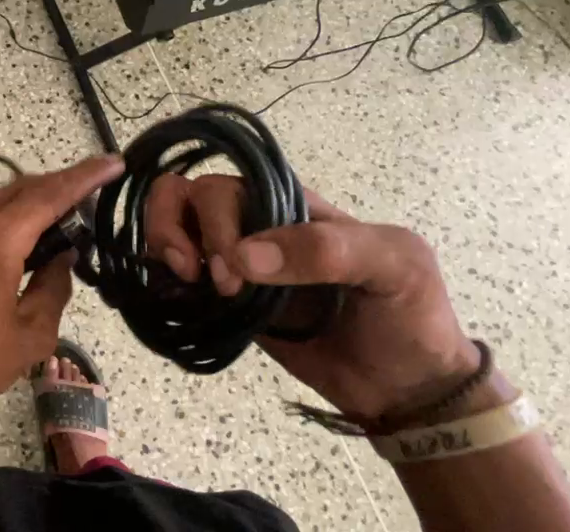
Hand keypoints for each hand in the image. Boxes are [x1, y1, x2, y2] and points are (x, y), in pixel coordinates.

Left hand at [0, 155, 125, 430]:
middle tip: (85, 201)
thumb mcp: (28, 336)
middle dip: (54, 190)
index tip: (112, 163)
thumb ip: (53, 288)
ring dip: (19, 213)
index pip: (49, 194)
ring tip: (43, 237)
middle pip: (17, 191)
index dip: (85, 176)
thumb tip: (62, 257)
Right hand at [145, 174, 478, 420]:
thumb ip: (325, 249)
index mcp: (292, 202)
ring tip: (184, 279)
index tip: (234, 267)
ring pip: (171, 215)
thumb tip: (240, 258)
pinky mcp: (222, 296)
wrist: (407, 389)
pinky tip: (176, 293)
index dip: (218, 216)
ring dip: (162, 237)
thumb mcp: (395, 265)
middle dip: (186, 231)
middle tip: (217, 283)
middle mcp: (254, 221)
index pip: (233, 180)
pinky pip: (174, 266)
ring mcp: (234, 258)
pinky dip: (159, 269)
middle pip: (191, 194)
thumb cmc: (410, 315)